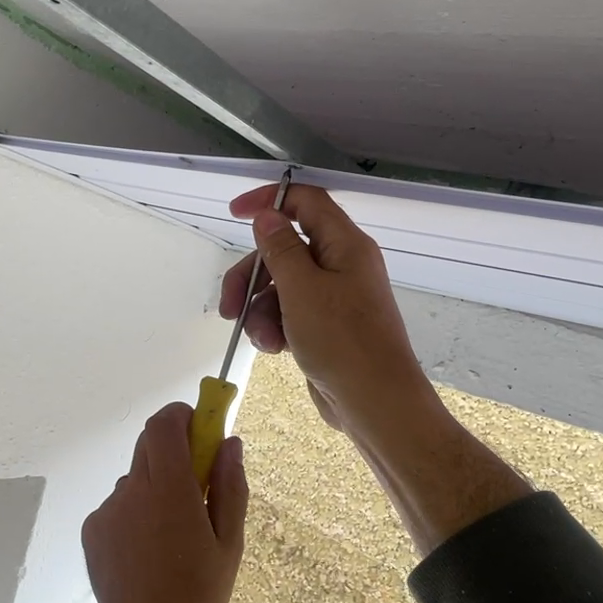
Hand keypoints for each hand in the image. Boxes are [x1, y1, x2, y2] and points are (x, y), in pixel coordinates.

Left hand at [60, 402, 247, 602]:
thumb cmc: (198, 596)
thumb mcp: (228, 543)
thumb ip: (229, 487)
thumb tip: (230, 444)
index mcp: (169, 490)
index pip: (164, 424)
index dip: (182, 416)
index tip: (202, 428)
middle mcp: (132, 491)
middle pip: (148, 445)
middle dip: (173, 450)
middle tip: (196, 483)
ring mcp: (107, 510)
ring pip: (135, 479)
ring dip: (155, 487)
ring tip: (173, 535)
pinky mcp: (92, 529)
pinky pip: (119, 506)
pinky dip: (136, 513)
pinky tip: (149, 552)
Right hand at [223, 183, 531, 553]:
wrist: (374, 402)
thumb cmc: (342, 342)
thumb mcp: (302, 290)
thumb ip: (280, 249)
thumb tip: (267, 216)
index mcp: (345, 245)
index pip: (305, 203)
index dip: (269, 201)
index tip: (234, 213)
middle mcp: (341, 265)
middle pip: (283, 251)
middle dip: (251, 277)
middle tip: (228, 305)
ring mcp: (334, 298)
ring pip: (280, 287)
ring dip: (260, 310)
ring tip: (263, 339)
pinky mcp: (325, 327)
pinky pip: (289, 314)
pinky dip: (274, 327)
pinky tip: (274, 348)